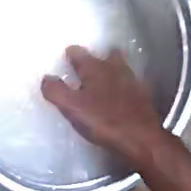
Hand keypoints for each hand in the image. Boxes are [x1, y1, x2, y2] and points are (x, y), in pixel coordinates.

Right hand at [41, 46, 169, 167]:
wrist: (140, 138)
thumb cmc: (103, 120)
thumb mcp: (71, 107)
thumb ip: (56, 91)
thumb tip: (46, 78)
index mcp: (94, 68)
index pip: (79, 52)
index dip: (71, 54)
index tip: (66, 58)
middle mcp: (115, 68)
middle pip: (106, 54)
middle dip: (97, 57)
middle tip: (87, 68)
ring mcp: (132, 81)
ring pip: (120, 67)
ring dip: (112, 71)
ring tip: (103, 82)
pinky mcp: (143, 96)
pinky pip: (131, 84)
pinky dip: (124, 87)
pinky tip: (120, 97)